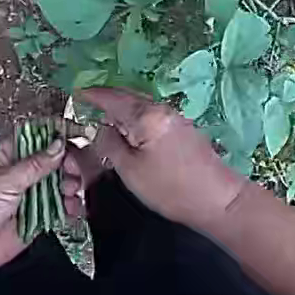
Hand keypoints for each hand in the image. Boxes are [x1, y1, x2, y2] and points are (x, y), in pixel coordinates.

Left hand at [0, 135, 65, 274]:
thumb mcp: (6, 180)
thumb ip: (36, 164)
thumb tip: (60, 144)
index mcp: (8, 153)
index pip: (36, 133)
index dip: (56, 131)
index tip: (78, 132)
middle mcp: (22, 169)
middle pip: (53, 157)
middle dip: (67, 161)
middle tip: (74, 170)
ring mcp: (31, 191)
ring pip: (60, 180)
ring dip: (70, 183)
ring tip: (71, 191)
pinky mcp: (39, 213)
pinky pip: (61, 205)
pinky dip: (70, 206)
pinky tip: (72, 208)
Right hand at [67, 88, 247, 231]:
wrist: (218, 201)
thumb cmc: (170, 189)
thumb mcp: (129, 170)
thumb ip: (109, 144)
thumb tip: (99, 128)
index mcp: (146, 116)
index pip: (112, 98)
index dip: (92, 95)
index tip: (76, 93)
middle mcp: (161, 110)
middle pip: (128, 97)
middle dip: (106, 99)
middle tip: (86, 104)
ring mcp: (174, 118)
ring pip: (140, 105)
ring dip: (121, 108)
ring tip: (104, 118)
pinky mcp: (182, 129)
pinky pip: (151, 114)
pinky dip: (135, 116)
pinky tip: (129, 130)